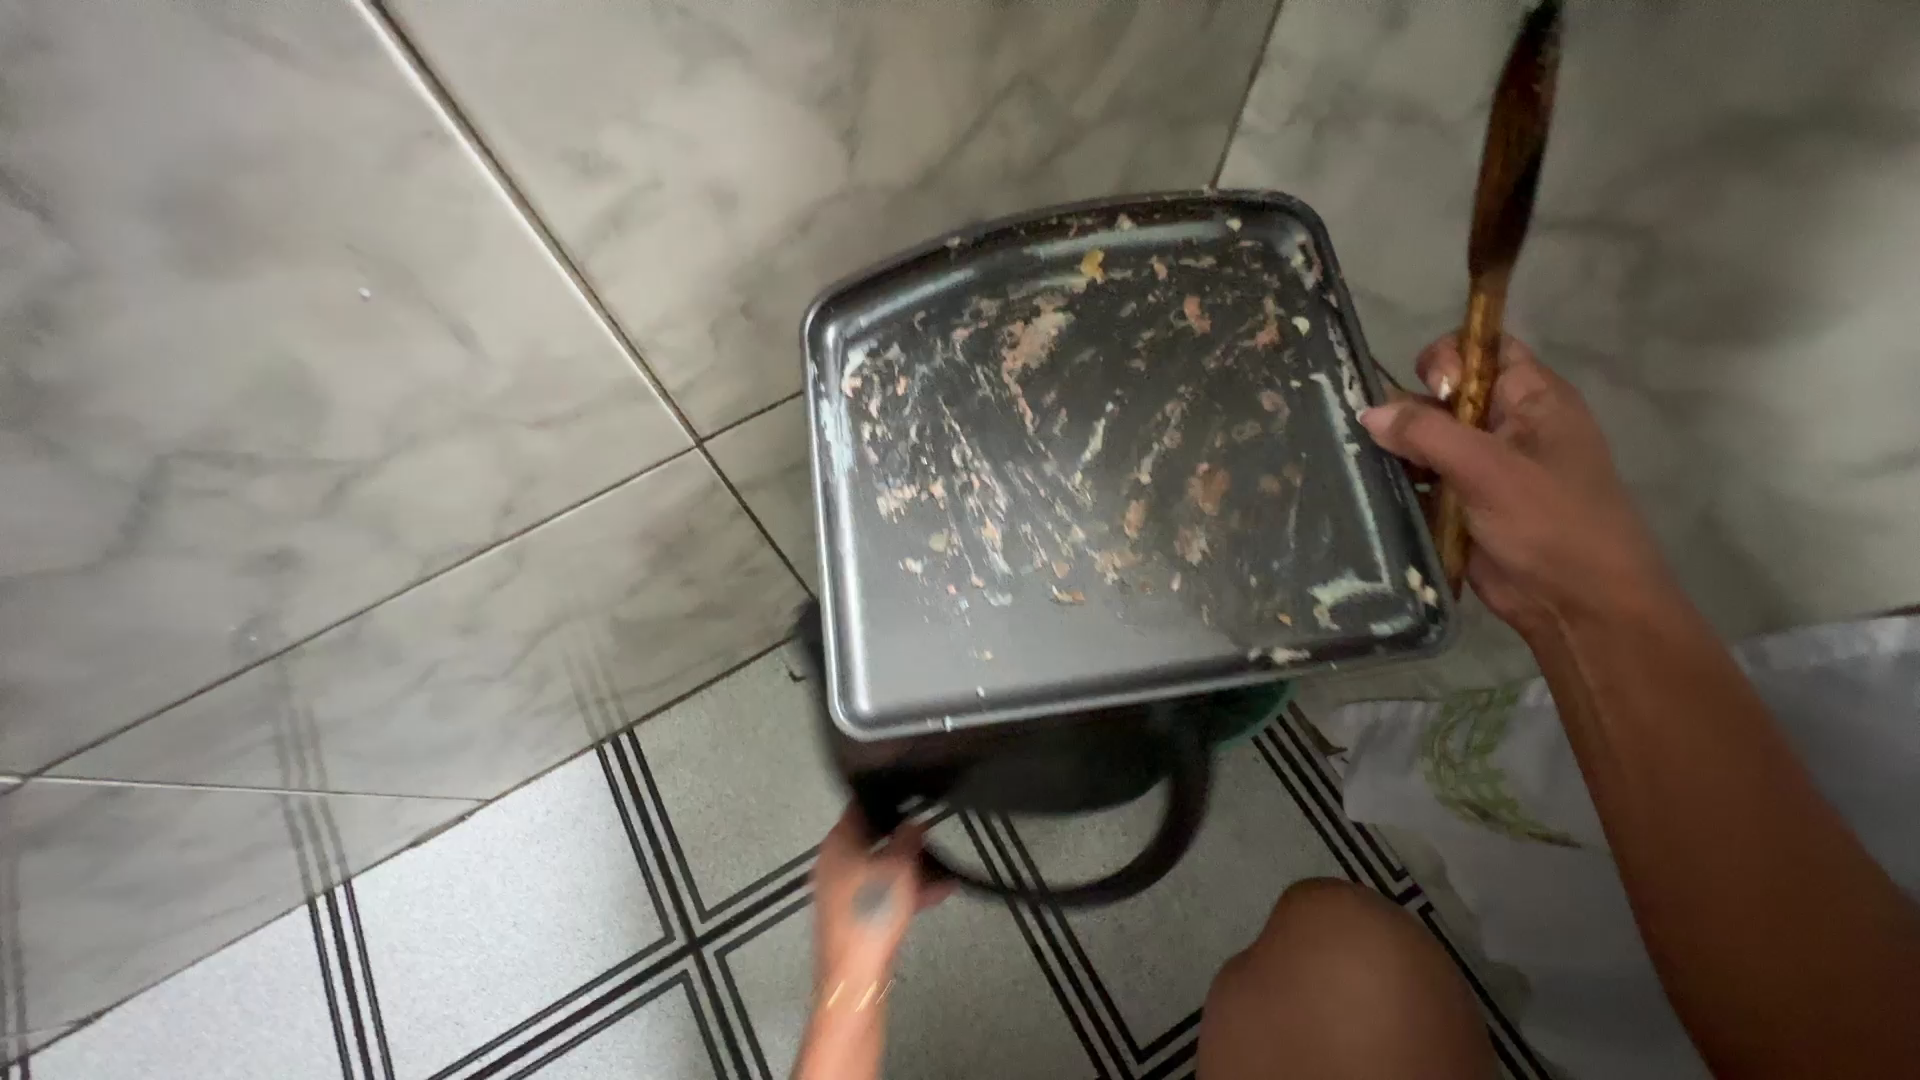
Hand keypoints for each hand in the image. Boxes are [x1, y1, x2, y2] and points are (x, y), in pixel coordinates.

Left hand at [795, 808, 951, 1079]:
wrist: (854, 975)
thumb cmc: (872, 909)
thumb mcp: (899, 866)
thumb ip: (908, 838)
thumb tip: (913, 823)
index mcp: (837, 843)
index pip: (860, 807)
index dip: (886, 800)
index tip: (910, 796)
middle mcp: (834, 863)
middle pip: (873, 840)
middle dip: (905, 839)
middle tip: (931, 835)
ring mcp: (842, 891)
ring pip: (880, 868)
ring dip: (911, 867)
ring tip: (944, 867)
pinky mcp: (853, 915)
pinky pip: (882, 891)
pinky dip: (905, 889)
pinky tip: (939, 891)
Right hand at [1358, 333, 1674, 639]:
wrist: (1576, 604)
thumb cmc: (1551, 524)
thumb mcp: (1490, 469)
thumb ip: (1427, 434)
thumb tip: (1368, 412)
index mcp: (1533, 401)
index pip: (1485, 350)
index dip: (1450, 358)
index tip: (1429, 391)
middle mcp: (1505, 427)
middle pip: (1444, 395)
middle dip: (1407, 407)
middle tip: (1381, 435)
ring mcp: (1480, 467)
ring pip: (1424, 439)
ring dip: (1394, 447)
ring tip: (1363, 461)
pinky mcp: (1458, 503)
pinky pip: (1418, 479)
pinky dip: (1395, 480)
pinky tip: (1369, 487)